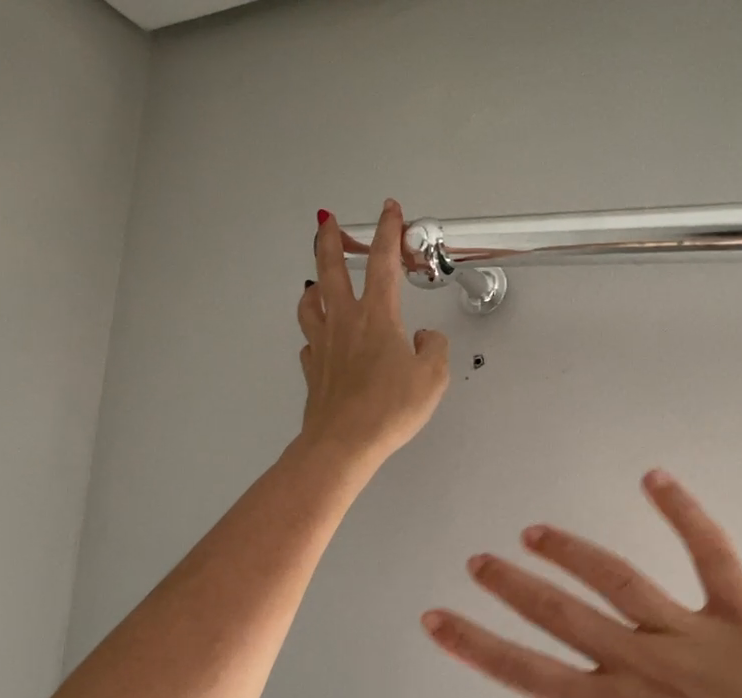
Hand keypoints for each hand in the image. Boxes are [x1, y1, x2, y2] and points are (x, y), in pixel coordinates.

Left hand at [295, 199, 448, 464]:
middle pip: (332, 269)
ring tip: (316, 280)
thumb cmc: (388, 409)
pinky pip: (308, 341)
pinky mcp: (312, 370)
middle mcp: (344, 323)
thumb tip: (424, 339)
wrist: (344, 442)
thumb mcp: (431, 377)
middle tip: (328, 222)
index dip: (388, 231)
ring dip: (314, 284)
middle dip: (331, 240)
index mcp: (377, 316)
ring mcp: (322, 345)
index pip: (383, 262)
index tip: (389, 212)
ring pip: (310, 302)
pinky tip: (317, 338)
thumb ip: (433, 348)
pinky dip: (313, 332)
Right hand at [419, 470, 741, 697]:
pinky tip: (653, 478)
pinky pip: (709, 553)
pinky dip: (681, 512)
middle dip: (508, 586)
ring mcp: (692, 633)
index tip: (435, 620)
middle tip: (478, 563)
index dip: (470, 644)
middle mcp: (642, 664)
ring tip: (533, 533)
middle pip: (557, 614)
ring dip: (567, 551)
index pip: (520, 671)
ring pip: (614, 578)